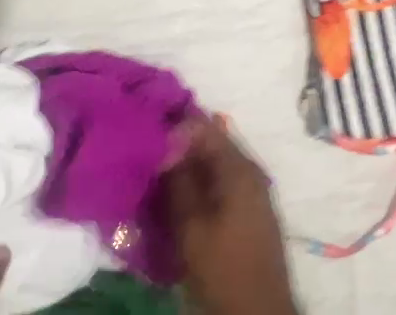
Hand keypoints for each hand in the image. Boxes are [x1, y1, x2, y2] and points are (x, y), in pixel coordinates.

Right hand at [163, 118, 299, 314]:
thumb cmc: (224, 270)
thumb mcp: (192, 226)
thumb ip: (178, 180)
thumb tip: (164, 142)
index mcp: (239, 168)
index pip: (203, 126)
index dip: (172, 128)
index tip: (144, 139)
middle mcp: (250, 171)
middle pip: (209, 144)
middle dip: (176, 149)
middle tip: (143, 160)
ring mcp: (252, 192)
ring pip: (212, 166)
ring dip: (184, 171)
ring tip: (153, 182)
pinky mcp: (248, 213)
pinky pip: (218, 185)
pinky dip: (196, 188)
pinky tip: (174, 202)